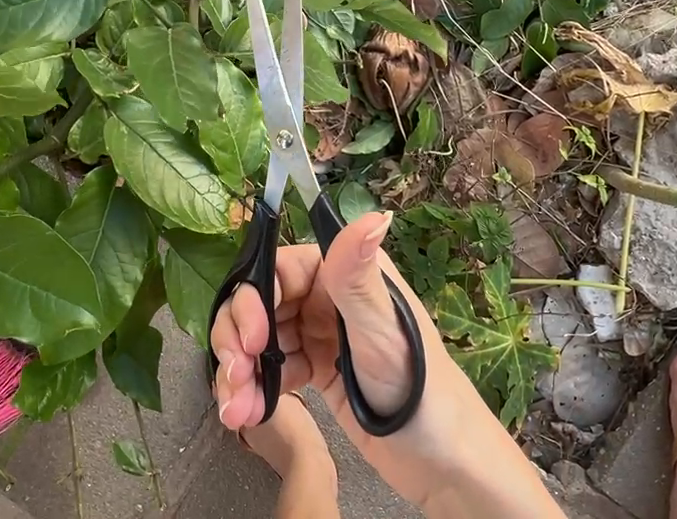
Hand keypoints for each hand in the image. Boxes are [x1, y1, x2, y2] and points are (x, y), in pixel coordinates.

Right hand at [209, 211, 562, 516]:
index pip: (280, 268)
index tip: (251, 336)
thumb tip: (373, 215)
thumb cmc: (418, 386)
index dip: (255, 297)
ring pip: (258, 338)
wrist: (441, 461)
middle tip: (235, 375)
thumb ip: (359, 274)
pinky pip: (270, 369)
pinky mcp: (313, 370)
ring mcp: (318, 333)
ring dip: (239, 369)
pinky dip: (252, 389)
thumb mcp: (383, 329)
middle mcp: (327, 295)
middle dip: (237, 338)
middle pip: (260, 302)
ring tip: (236, 408)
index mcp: (344, 273)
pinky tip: (247, 414)